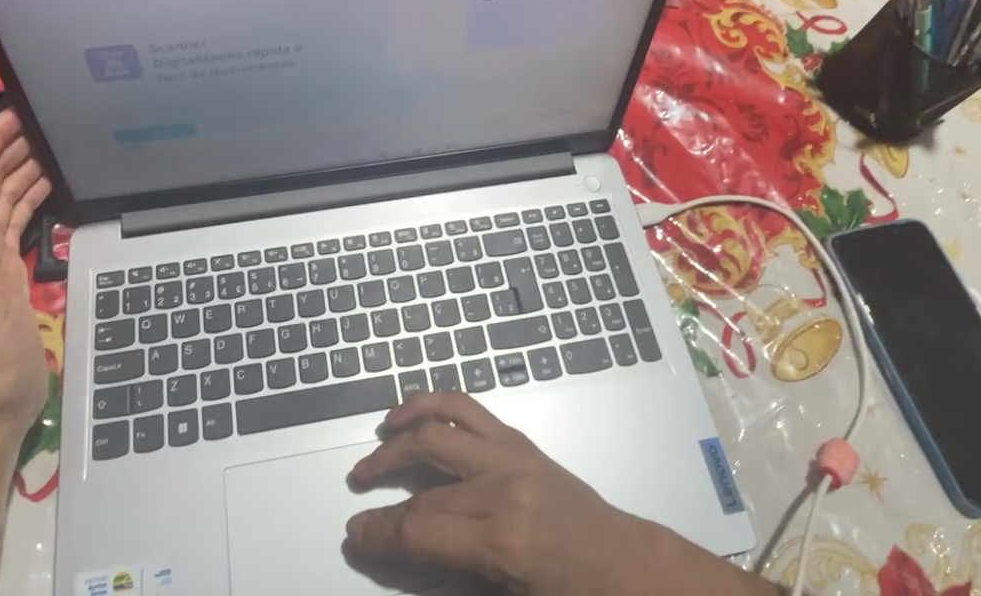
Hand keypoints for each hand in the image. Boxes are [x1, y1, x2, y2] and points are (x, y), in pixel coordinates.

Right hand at [345, 392, 775, 595]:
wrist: (629, 569)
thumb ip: (451, 576)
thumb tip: (401, 557)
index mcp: (503, 541)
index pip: (419, 531)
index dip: (378, 535)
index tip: (352, 537)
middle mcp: (503, 488)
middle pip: (422, 482)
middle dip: (380, 492)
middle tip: (356, 504)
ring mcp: (514, 456)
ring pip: (440, 427)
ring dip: (401, 432)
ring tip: (375, 447)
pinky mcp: (522, 441)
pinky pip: (470, 409)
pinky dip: (435, 404)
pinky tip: (412, 415)